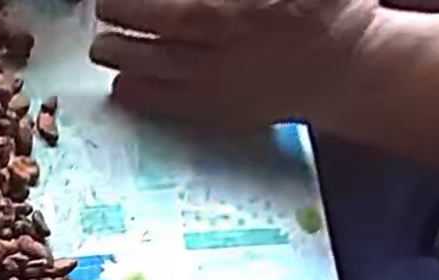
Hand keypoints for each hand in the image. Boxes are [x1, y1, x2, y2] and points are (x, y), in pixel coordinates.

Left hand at [89, 0, 378, 125]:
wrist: (338, 67)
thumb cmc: (318, 9)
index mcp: (255, 3)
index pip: (190, 1)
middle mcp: (235, 36)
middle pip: (171, 22)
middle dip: (130, 12)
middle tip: (103, 6)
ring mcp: (220, 76)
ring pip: (160, 65)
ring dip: (122, 55)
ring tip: (100, 46)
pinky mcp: (212, 109)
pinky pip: (165, 103)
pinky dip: (138, 94)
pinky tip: (119, 83)